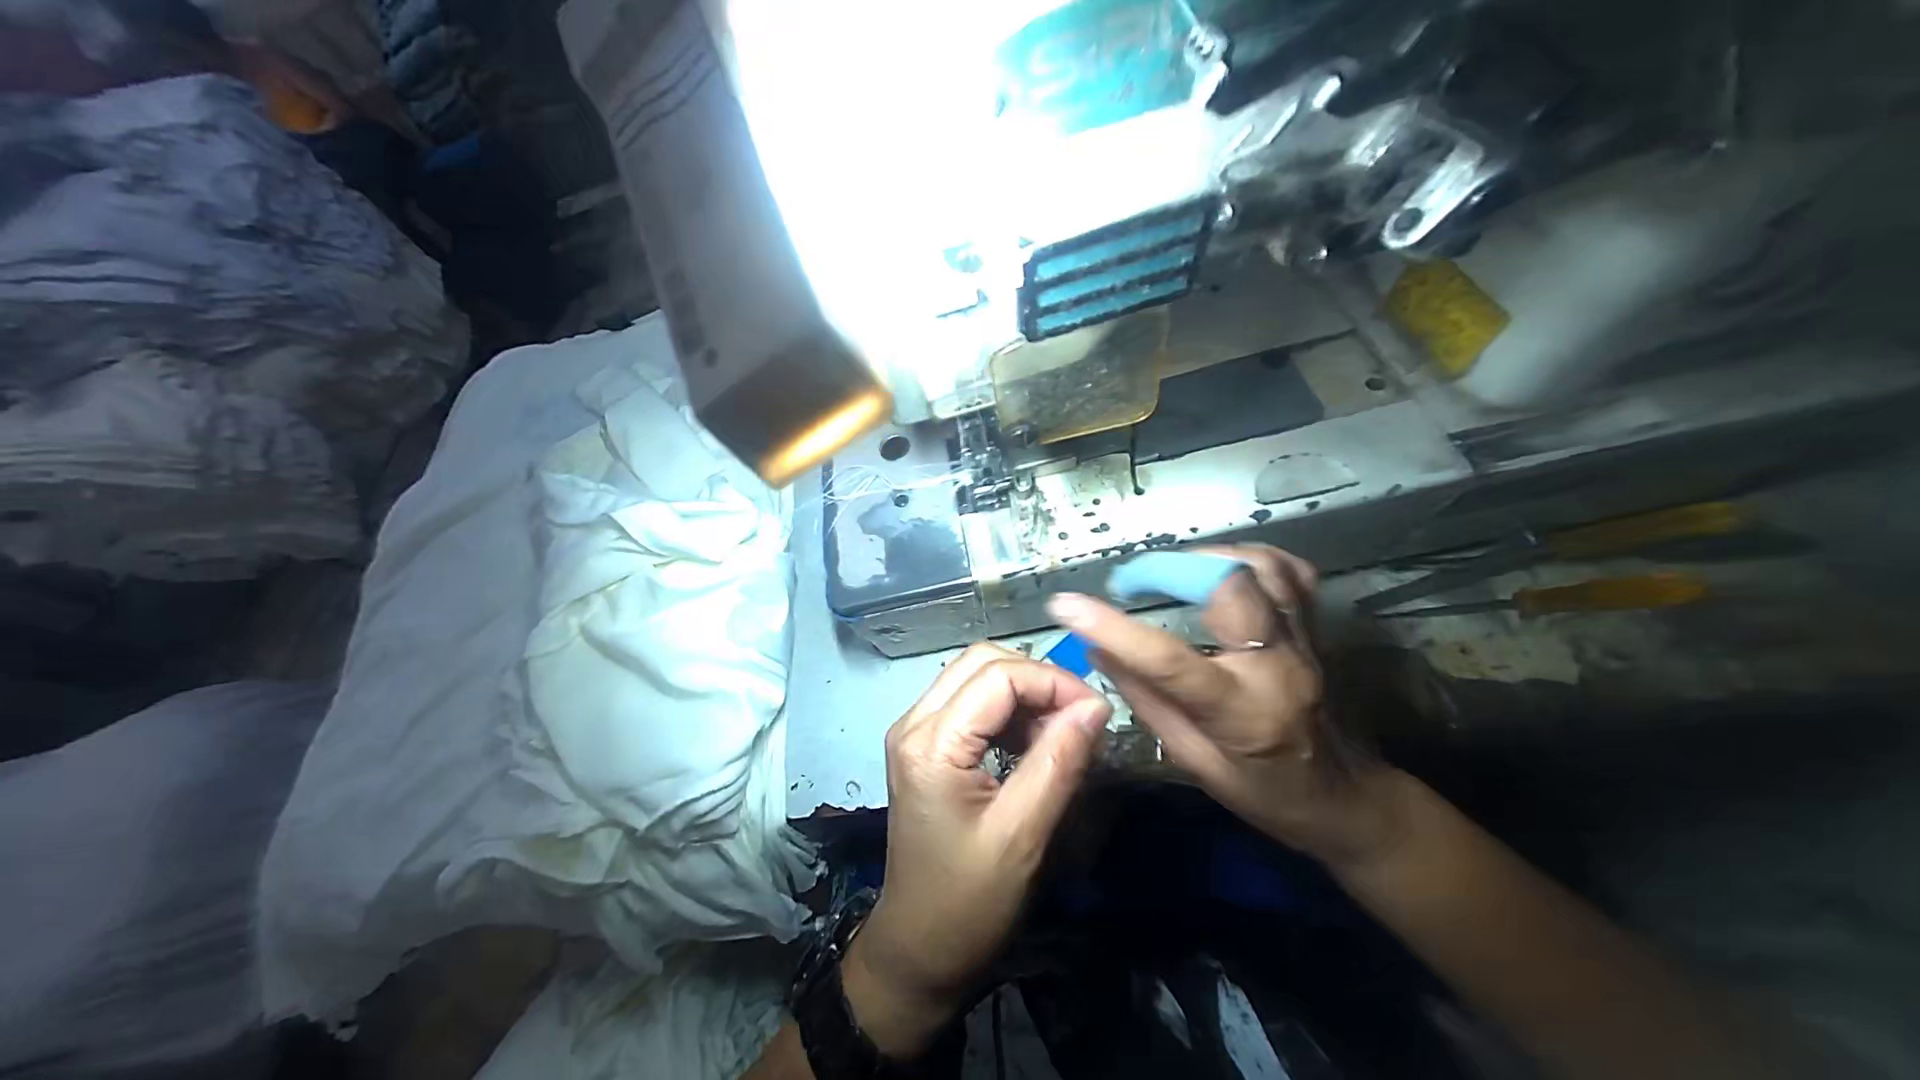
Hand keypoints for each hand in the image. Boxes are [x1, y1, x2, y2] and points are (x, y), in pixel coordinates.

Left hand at [844, 643, 1111, 1058]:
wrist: (918, 947)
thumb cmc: (967, 902)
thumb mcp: (1022, 835)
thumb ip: (1058, 762)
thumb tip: (1097, 705)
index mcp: (931, 743)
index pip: (999, 675)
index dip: (1054, 682)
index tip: (1098, 712)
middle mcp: (914, 723)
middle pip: (983, 662)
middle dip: (1039, 680)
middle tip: (1081, 718)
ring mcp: (915, 731)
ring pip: (976, 675)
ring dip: (1025, 692)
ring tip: (1062, 733)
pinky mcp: (924, 745)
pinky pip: (970, 701)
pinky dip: (1008, 709)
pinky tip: (1034, 741)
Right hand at [1044, 544, 1406, 865]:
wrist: (1348, 799)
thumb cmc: (1267, 793)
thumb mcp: (1195, 763)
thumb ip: (1147, 701)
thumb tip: (1098, 649)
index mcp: (1243, 712)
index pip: (1168, 660)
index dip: (1111, 627)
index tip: (1066, 604)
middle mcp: (1279, 664)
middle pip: (1229, 587)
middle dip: (1167, 570)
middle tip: (1130, 582)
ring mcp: (1304, 639)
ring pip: (1261, 566)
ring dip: (1205, 559)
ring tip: (1169, 572)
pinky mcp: (1316, 627)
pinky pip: (1289, 570)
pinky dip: (1249, 559)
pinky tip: (1221, 568)